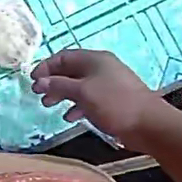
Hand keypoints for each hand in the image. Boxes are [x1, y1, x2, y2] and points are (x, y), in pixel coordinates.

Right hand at [30, 49, 175, 148]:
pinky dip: (76, 105)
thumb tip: (39, 82)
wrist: (149, 124)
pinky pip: (88, 98)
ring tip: (49, 106)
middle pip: (70, 70)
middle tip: (38, 95)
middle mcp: (100, 68)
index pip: (63, 56)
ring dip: (62, 94)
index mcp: (94, 59)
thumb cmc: (114, 103)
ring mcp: (107, 84)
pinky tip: (70, 117)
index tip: (32, 80)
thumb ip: (59, 85)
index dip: (46, 66)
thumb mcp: (82, 92)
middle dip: (52, 81)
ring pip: (78, 85)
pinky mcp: (112, 100)